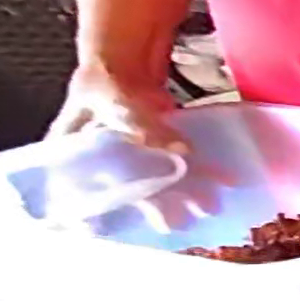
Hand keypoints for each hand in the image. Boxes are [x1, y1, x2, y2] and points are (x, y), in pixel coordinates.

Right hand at [46, 65, 221, 232]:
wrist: (125, 69)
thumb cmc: (105, 85)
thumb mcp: (114, 101)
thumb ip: (142, 126)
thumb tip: (178, 150)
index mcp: (75, 155)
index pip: (78, 191)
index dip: (89, 213)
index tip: (102, 232)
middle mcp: (105, 163)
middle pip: (128, 191)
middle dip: (152, 208)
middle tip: (173, 225)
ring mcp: (135, 158)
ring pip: (160, 182)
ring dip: (184, 195)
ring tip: (208, 208)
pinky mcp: (162, 150)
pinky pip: (183, 165)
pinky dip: (203, 174)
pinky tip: (224, 182)